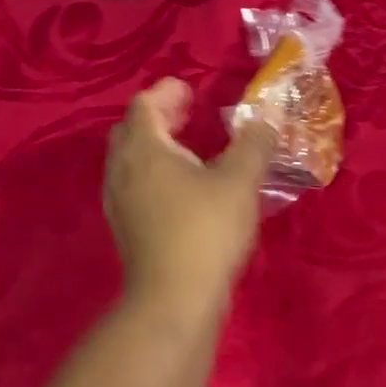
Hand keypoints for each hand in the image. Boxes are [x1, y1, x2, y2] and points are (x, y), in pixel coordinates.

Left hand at [104, 78, 273, 319]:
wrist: (175, 298)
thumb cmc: (207, 231)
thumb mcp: (240, 182)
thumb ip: (254, 145)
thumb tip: (265, 115)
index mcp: (145, 149)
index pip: (146, 105)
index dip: (167, 93)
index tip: (189, 88)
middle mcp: (122, 170)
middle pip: (133, 132)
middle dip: (159, 118)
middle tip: (188, 114)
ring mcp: (120, 203)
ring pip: (133, 163)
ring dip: (157, 150)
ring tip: (189, 152)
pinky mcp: (128, 231)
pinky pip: (138, 189)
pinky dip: (158, 178)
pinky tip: (184, 193)